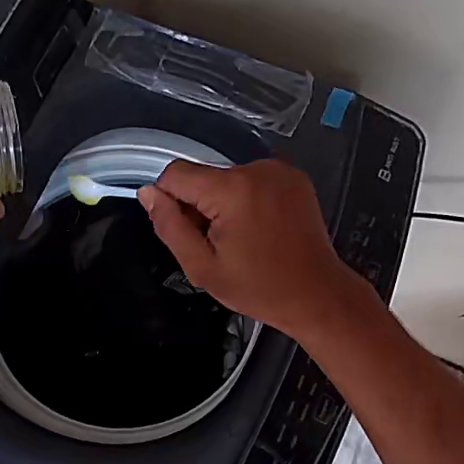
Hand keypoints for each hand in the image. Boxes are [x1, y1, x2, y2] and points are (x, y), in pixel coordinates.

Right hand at [136, 159, 368, 337]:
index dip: (168, 201)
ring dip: (220, 205)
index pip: (175, 173)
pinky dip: (242, 201)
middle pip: (201, 176)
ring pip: (222, 179)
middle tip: (216, 244)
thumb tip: (148, 193)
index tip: (184, 230)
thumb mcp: (200, 265)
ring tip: (239, 240)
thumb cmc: (260, 287)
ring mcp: (278, 171)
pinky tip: (255, 230)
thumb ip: (168, 225)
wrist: (316, 294)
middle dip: (198, 207)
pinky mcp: (291, 177)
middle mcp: (257, 170)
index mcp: (233, 190)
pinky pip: (248, 180)